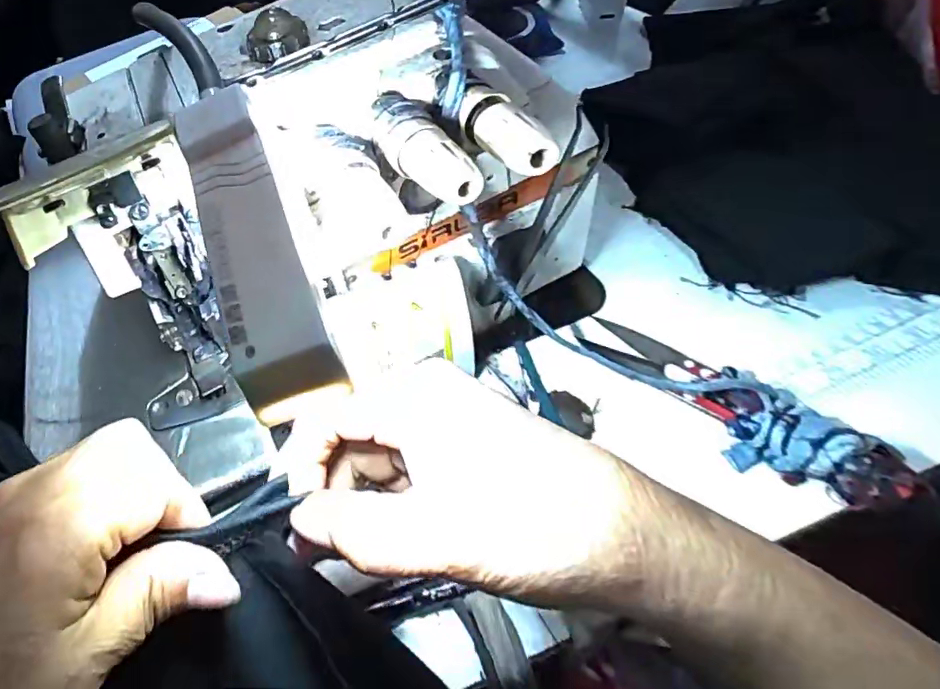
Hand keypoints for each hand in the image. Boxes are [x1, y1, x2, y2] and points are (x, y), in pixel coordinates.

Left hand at [0, 419, 241, 688]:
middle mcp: (38, 481)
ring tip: (130, 557)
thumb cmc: (0, 683)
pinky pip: (69, 468)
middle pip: (127, 443)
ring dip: (131, 488)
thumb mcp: (88, 652)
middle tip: (163, 557)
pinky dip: (98, 492)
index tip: (193, 567)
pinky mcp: (1, 498)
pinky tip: (92, 549)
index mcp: (63, 515)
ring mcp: (15, 485)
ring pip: (99, 449)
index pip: (152, 475)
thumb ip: (156, 595)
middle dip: (161, 489)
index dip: (186, 515)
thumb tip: (223, 575)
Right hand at [279, 359, 688, 611]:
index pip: (325, 420)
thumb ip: (356, 532)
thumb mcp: (437, 537)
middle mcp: (422, 392)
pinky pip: (409, 462)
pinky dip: (395, 497)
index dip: (301, 469)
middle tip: (327, 545)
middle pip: (351, 436)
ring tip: (363, 547)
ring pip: (380, 453)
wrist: (640, 541)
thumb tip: (300, 523)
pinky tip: (400, 532)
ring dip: (364, 498)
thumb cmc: (536, 525)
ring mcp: (447, 413)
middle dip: (334, 489)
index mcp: (410, 395)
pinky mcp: (466, 438)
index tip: (298, 521)